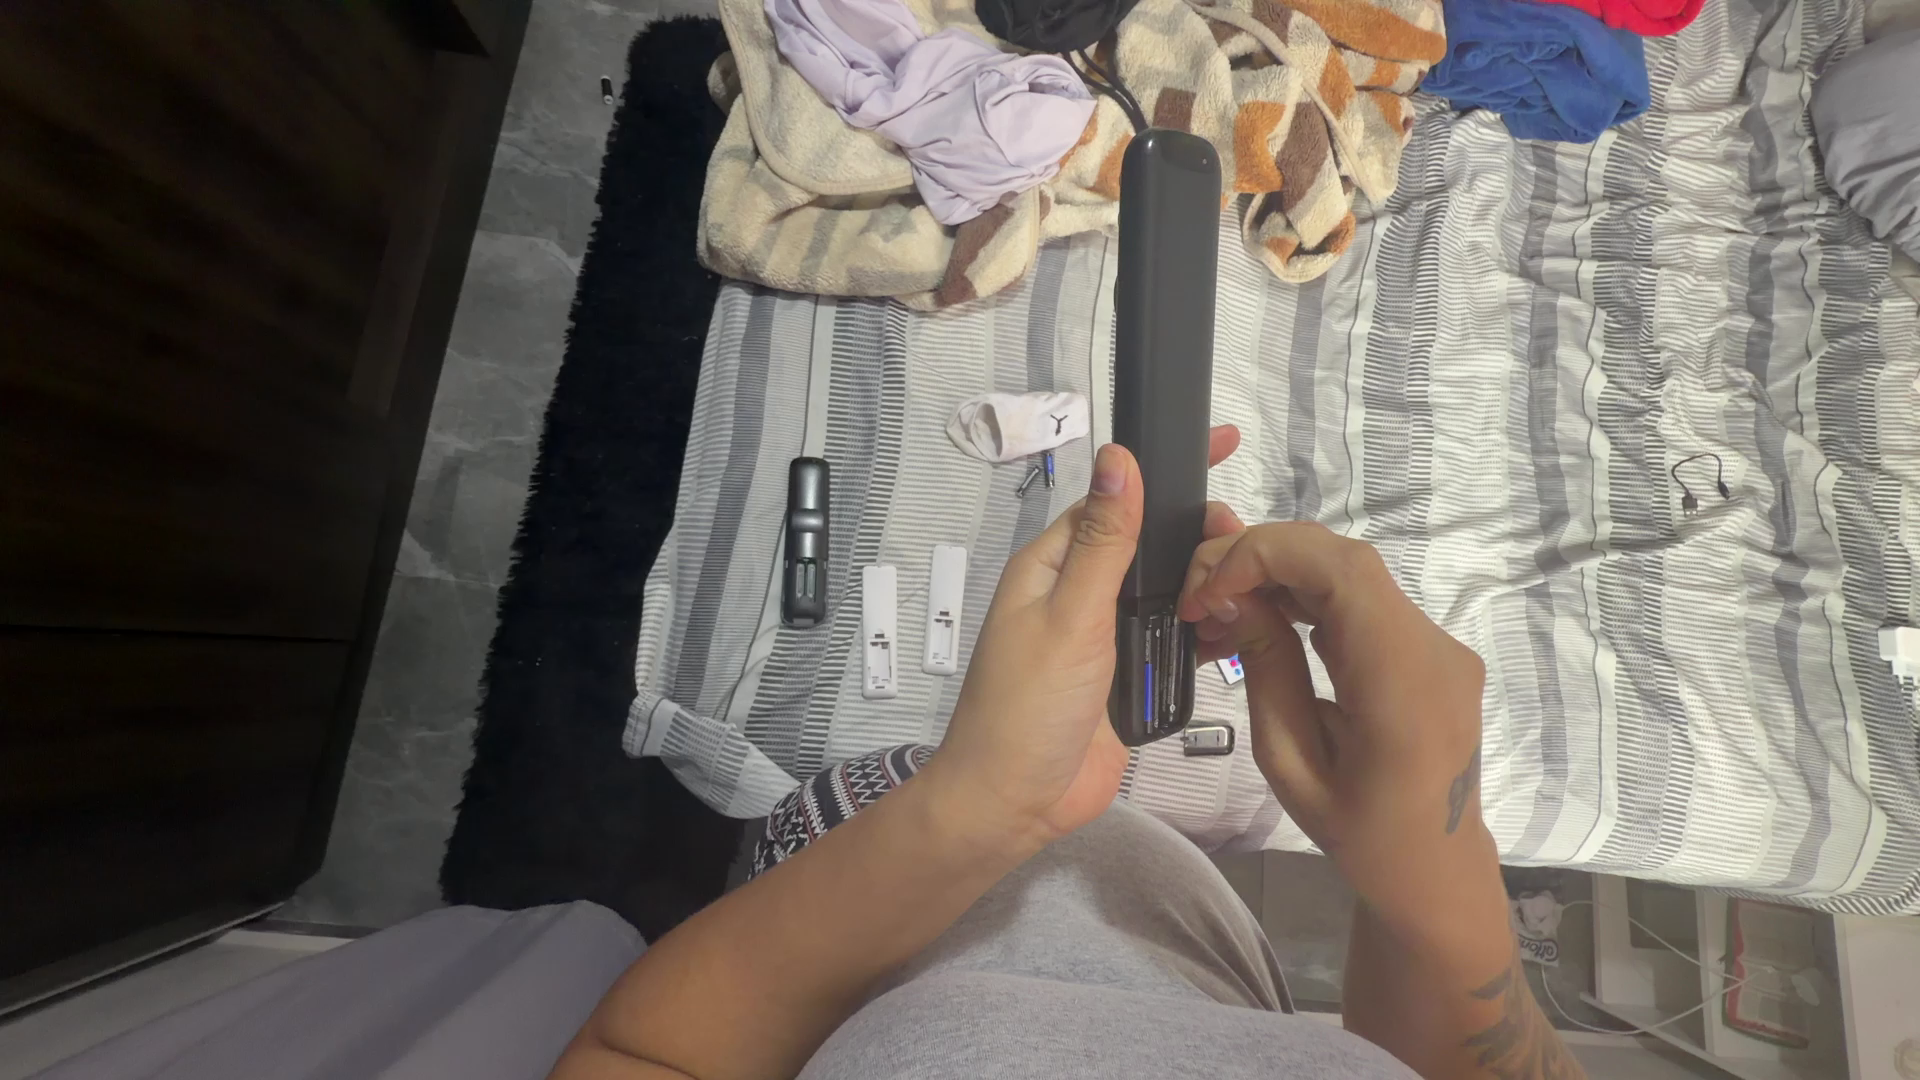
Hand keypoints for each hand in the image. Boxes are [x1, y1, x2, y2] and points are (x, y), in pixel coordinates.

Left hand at [926, 426, 1241, 849]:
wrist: (1017, 801)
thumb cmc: (1029, 703)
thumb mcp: (1070, 614)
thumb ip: (1102, 541)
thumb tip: (1118, 455)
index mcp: (1052, 565)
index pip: (1112, 500)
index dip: (1162, 473)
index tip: (1220, 445)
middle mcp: (1078, 592)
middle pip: (1145, 545)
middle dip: (1194, 533)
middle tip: (1247, 536)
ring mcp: (1104, 635)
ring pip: (1163, 591)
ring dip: (1204, 579)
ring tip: (1257, 575)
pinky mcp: (1127, 675)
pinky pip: (1170, 638)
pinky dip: (1204, 627)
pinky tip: (1245, 621)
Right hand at [1178, 521, 1491, 926]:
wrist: (1435, 868)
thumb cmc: (1358, 832)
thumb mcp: (1288, 759)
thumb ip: (1265, 667)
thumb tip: (1231, 596)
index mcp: (1403, 683)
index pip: (1340, 570)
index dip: (1262, 556)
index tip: (1204, 594)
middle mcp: (1431, 646)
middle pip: (1338, 557)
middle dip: (1254, 556)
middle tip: (1194, 594)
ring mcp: (1433, 642)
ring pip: (1341, 569)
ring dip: (1268, 574)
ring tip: (1212, 611)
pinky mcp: (1420, 645)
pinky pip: (1351, 597)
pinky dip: (1292, 594)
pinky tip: (1252, 619)